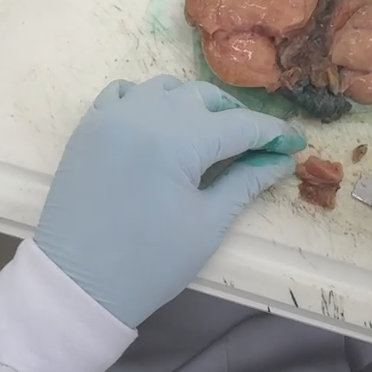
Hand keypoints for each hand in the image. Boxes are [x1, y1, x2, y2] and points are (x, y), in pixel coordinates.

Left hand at [36, 76, 304, 327]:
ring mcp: (113, 115)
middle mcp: (146, 114)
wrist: (77, 283)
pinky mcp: (89, 126)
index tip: (294, 144)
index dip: (272, 133)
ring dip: (192, 103)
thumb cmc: (149, 262)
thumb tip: (282, 160)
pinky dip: (147, 98)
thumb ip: (246, 182)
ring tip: (206, 133)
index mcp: (179, 140)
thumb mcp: (207, 224)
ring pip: (165, 88)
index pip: (239, 125)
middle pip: (204, 97)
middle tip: (254, 144)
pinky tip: (158, 123)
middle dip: (234, 116)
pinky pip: (124, 92)